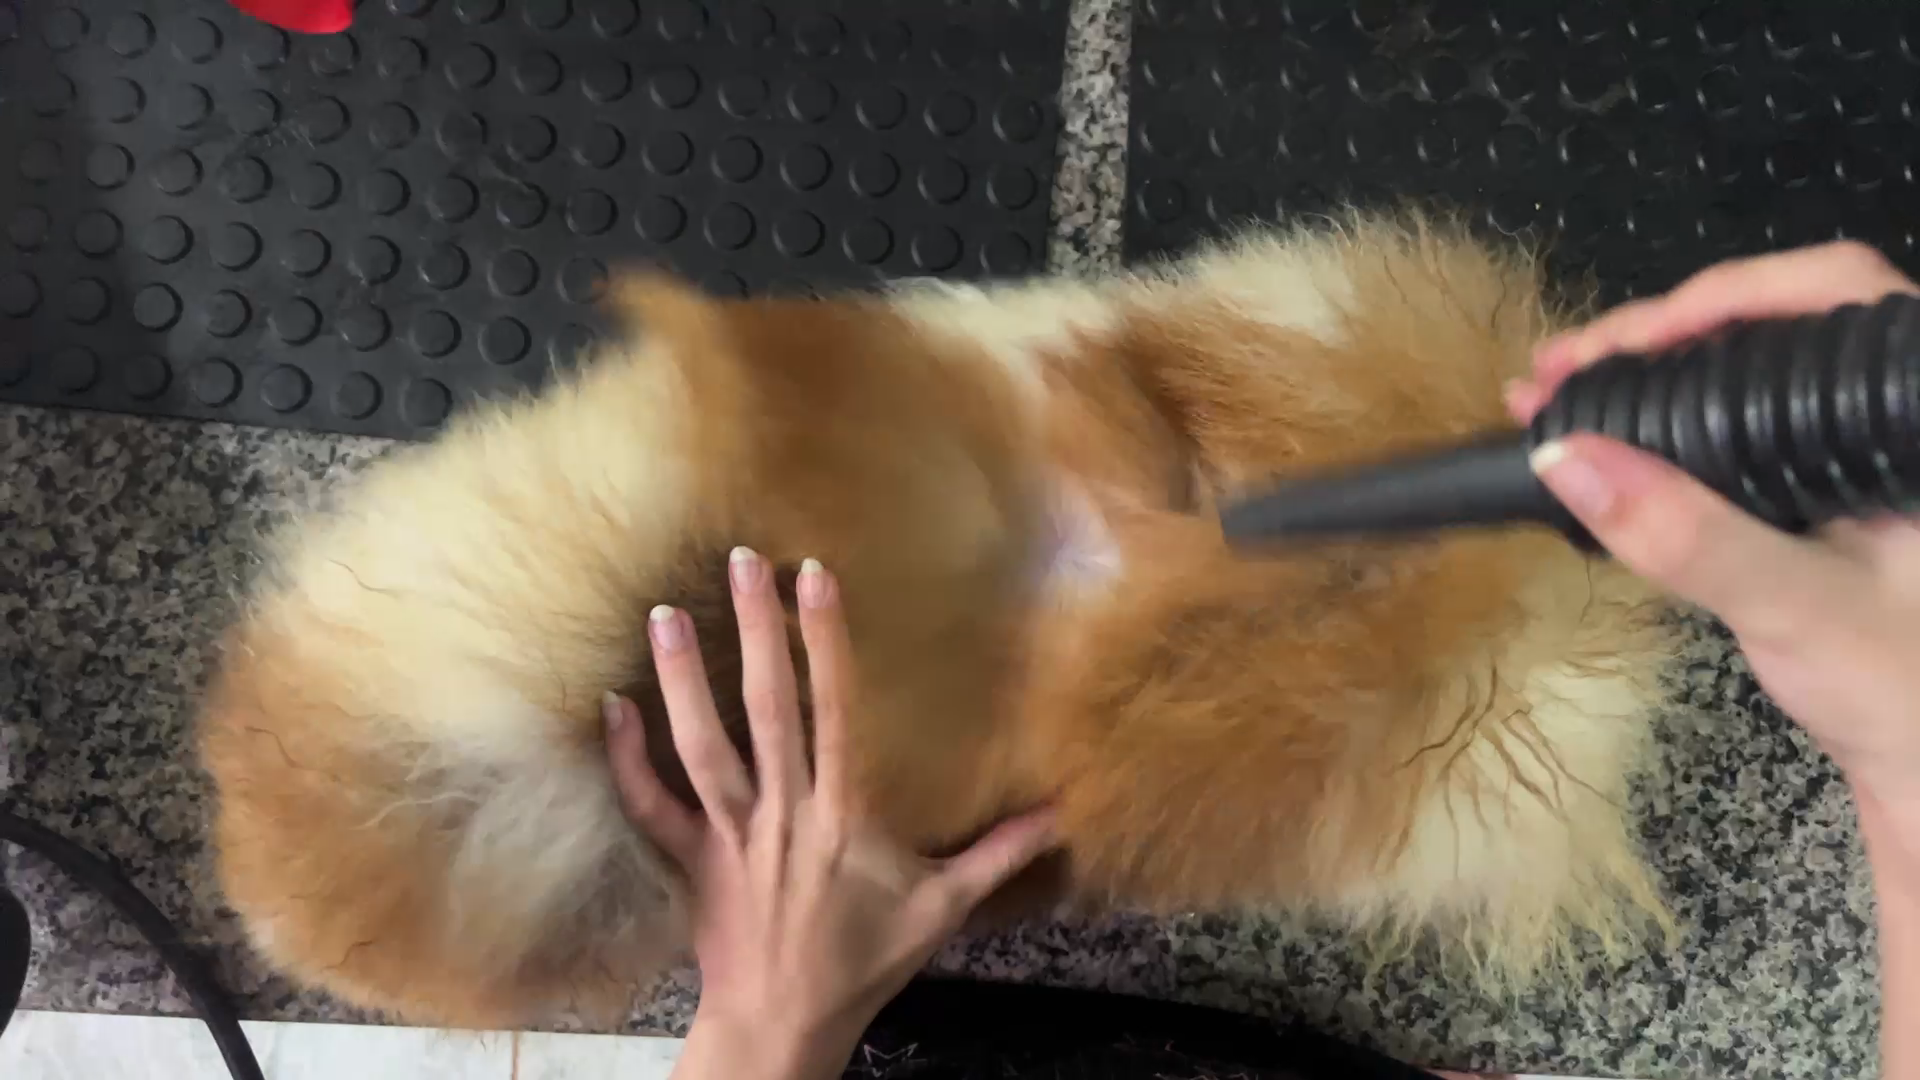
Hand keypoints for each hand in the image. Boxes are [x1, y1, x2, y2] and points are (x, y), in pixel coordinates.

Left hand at [604, 551, 1059, 1079]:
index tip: (815, 578)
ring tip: (665, 613)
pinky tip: (611, 705)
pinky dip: (628, 758)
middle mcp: (781, 810)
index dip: (826, 642)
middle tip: (741, 563)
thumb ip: (998, 855)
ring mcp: (727, 834)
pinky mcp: (691, 859)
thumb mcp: (942, 908)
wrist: (779, 1032)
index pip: (834, 711)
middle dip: (755, 631)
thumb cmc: (862, 963)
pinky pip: (652, 806)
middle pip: (765, 709)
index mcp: (841, 813)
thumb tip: (1059, 816)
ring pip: (701, 746)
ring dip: (683, 679)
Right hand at [1505, 241, 1919, 836]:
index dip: (1707, 302)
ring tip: (1545, 398)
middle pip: (1763, 330)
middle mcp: (1880, 423)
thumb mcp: (1797, 607)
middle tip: (1548, 372)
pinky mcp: (1798, 497)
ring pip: (1731, 382)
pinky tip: (1589, 446)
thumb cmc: (1904, 689)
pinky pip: (1713, 435)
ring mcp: (1837, 461)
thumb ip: (1687, 537)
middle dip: (1642, 342)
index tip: (1603, 349)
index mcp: (1911, 417)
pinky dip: (1639, 430)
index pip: (1829, 295)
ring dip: (1630, 383)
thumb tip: (1561, 458)